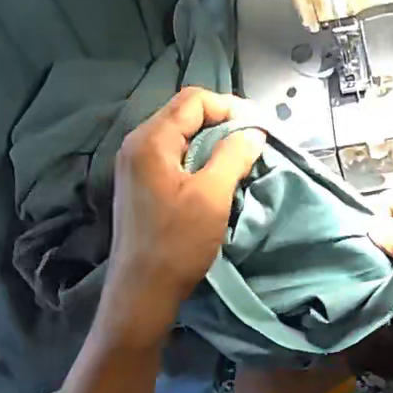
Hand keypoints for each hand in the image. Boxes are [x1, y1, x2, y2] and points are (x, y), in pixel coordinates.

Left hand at [103, 87, 265, 339]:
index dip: (230, 107)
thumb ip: (233, 156)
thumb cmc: (177, 243)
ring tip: (240, 157)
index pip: (194, 100)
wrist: (142, 291)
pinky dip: (198, 158)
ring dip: (211, 141)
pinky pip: (172, 156)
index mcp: (150, 140)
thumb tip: (253, 132)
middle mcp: (136, 145)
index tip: (258, 128)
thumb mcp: (212, 196)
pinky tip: (216, 175)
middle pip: (184, 114)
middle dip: (222, 121)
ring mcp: (134, 165)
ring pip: (180, 135)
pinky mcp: (139, 185)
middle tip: (253, 140)